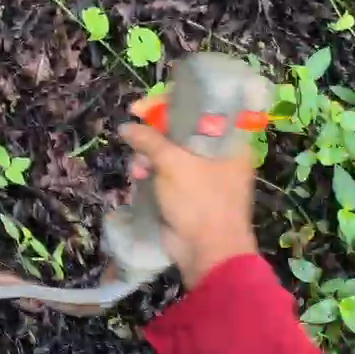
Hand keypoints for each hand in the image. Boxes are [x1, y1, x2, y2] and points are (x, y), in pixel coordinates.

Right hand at [118, 98, 258, 287]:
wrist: (207, 250)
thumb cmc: (200, 201)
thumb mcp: (174, 164)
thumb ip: (149, 140)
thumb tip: (126, 127)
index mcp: (228, 142)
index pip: (201, 108)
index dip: (172, 103)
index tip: (145, 107)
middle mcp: (216, 153)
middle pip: (178, 129)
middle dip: (152, 132)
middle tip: (130, 132)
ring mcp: (199, 172)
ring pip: (164, 150)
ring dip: (146, 155)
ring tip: (138, 168)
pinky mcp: (183, 189)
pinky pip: (160, 170)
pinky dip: (148, 170)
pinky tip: (138, 178)